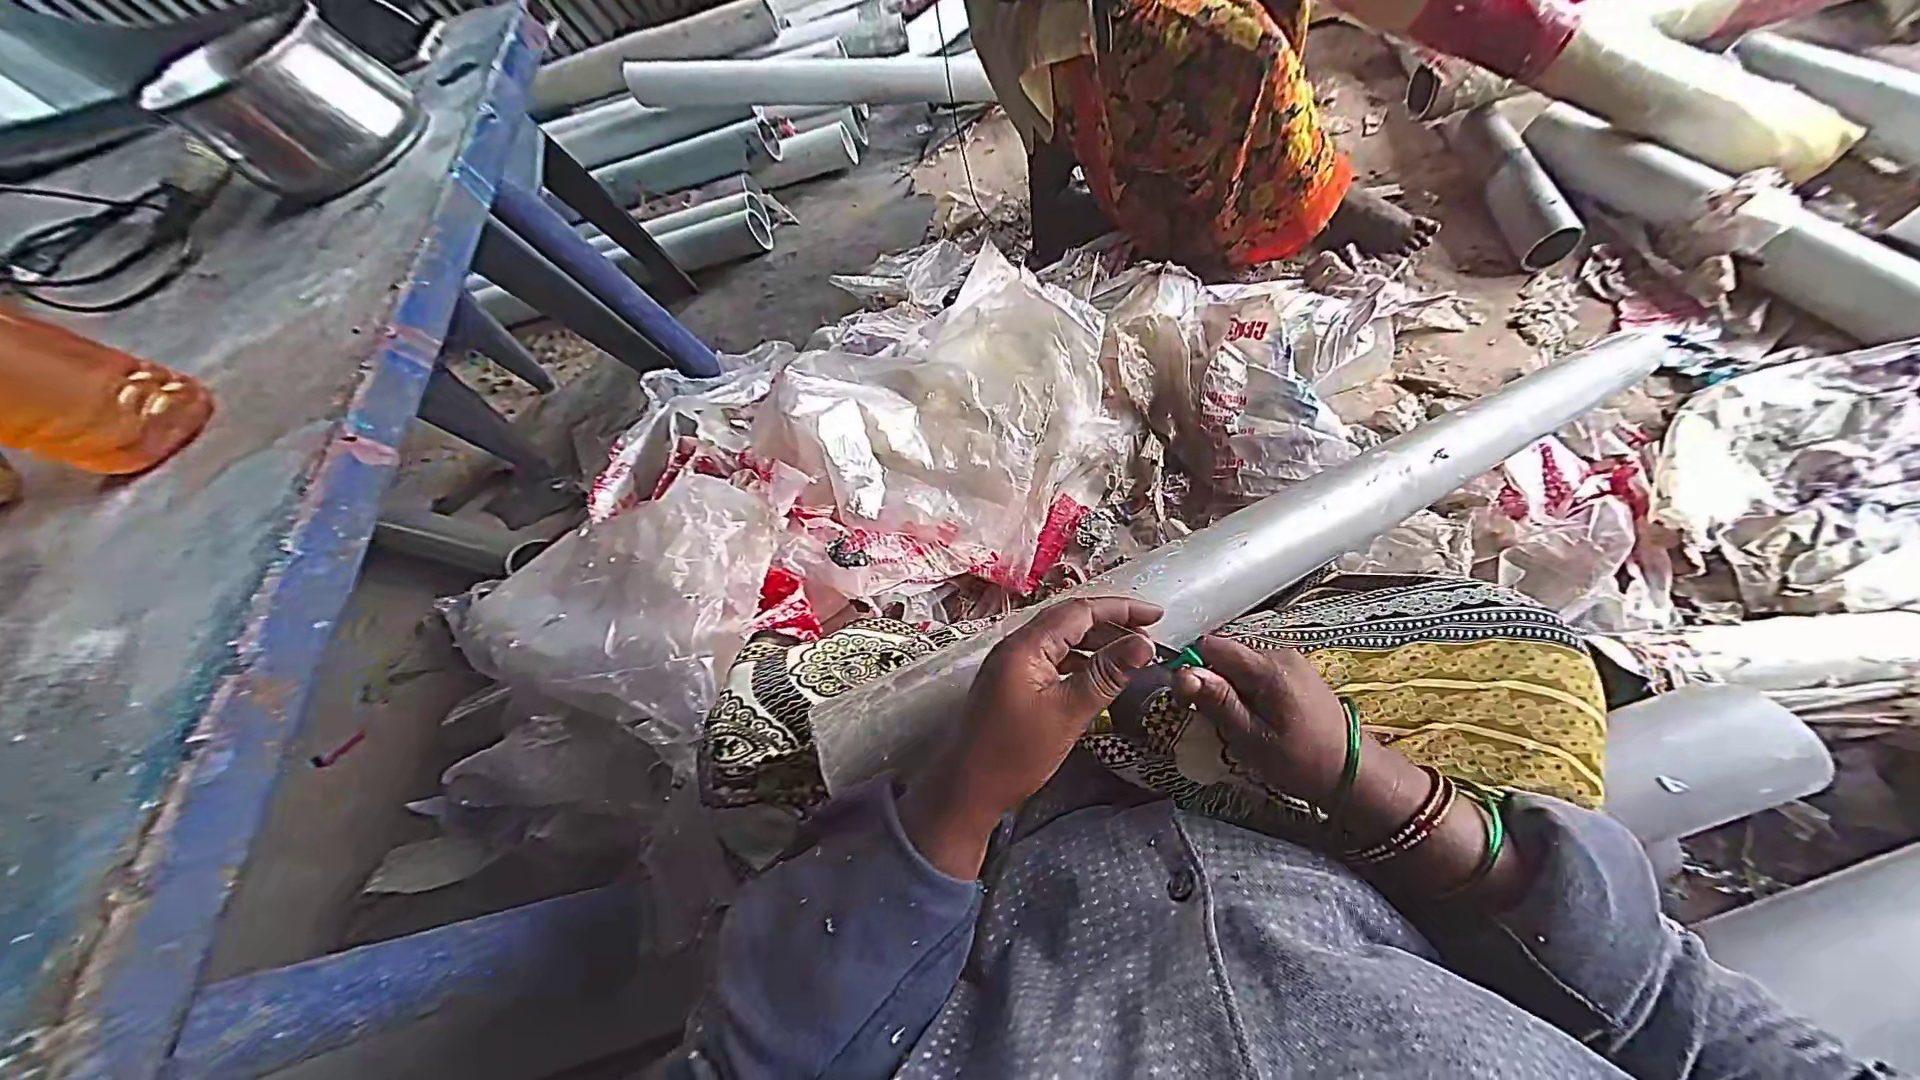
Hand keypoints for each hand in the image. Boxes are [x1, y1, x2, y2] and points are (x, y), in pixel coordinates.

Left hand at [902, 596, 1161, 878]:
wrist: (968, 787)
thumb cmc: (1016, 753)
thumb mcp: (1069, 712)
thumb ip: (1107, 674)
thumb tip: (1144, 644)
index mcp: (1026, 645)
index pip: (1079, 611)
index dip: (1121, 609)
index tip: (1156, 615)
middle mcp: (1016, 645)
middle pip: (1069, 620)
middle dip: (1110, 624)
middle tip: (1148, 638)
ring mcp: (1011, 662)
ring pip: (1060, 638)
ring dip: (1095, 643)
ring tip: (1129, 655)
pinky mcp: (1010, 680)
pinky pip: (1050, 657)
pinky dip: (1077, 661)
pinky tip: (1098, 674)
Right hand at [1174, 635, 1528, 907]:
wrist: (1357, 776)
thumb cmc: (1302, 762)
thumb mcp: (1251, 737)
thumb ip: (1217, 701)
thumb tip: (1183, 673)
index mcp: (1269, 667)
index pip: (1210, 646)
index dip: (1193, 668)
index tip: (1191, 699)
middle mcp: (1280, 654)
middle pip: (1224, 654)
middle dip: (1212, 681)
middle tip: (1218, 719)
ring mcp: (1291, 661)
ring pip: (1238, 663)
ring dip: (1229, 687)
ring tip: (1240, 722)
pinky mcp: (1296, 672)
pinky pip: (1256, 671)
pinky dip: (1247, 690)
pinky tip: (1258, 717)